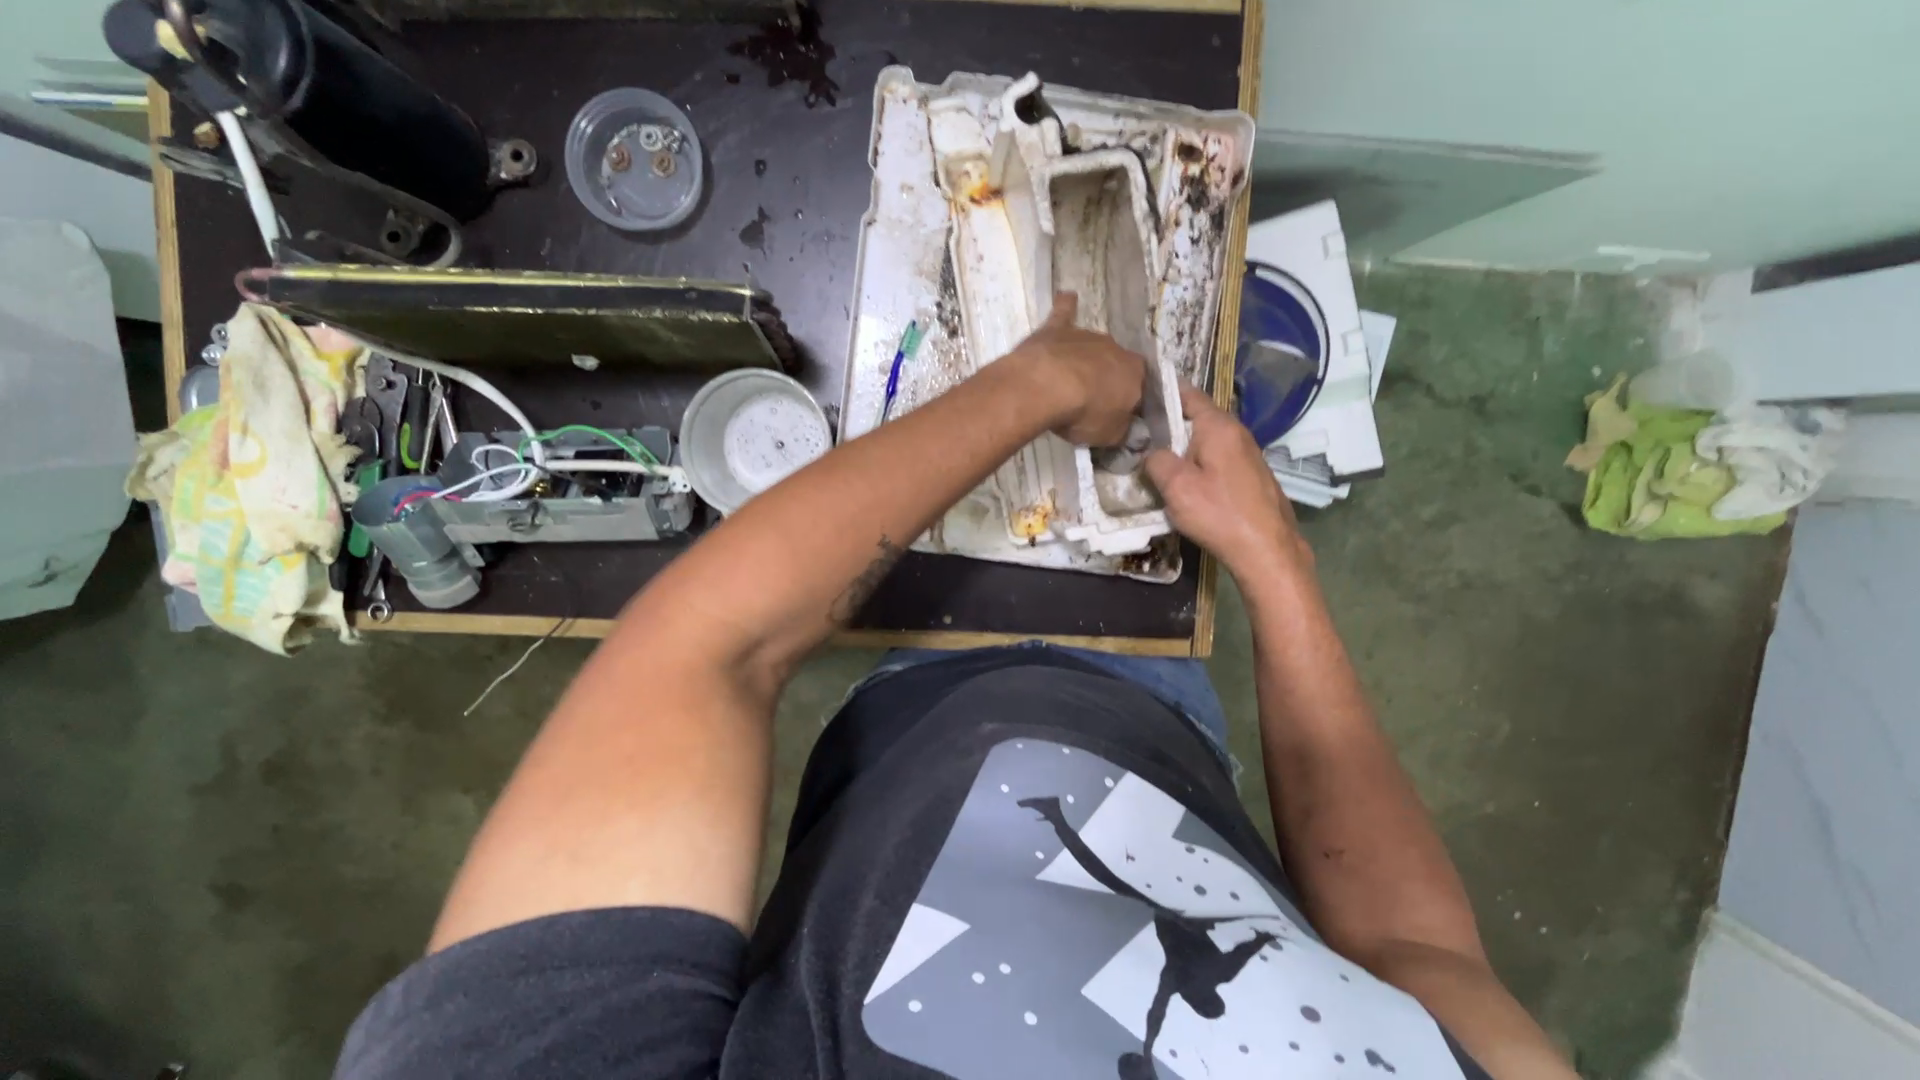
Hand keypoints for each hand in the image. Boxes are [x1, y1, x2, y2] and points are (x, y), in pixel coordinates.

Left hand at [1006, 292, 1145, 445]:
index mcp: (1135, 373)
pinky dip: (1066, 307)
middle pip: (1115, 364)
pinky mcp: (1057, 328)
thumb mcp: (1111, 434)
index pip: (1140, 388)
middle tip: (1090, 400)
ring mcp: (1086, 336)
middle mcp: (1115, 348)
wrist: (1047, 386)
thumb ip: (1123, 430)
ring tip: (1069, 379)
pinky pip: (1065, 313)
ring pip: (1091, 347)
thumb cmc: (1084, 413)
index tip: (1117, 415)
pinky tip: (1068, 297)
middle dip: (1106, 380)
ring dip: (1085, 360)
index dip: (1130, 403)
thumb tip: (1128, 429)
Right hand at [1146, 383, 1311, 579]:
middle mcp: (1238, 433)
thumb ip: (1156, 461)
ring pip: (1208, 443)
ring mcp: (1249, 456)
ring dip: (1185, 449)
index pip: (1188, 393)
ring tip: (1159, 463)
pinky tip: (1188, 486)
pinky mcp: (1252, 478)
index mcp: (1218, 426)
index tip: (1140, 394)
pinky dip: (1200, 466)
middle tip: (1140, 436)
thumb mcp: (1175, 486)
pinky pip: (1219, 461)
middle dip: (1170, 425)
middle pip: (1197, 419)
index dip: (1163, 391)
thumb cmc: (1219, 513)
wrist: (1268, 551)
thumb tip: (1153, 454)